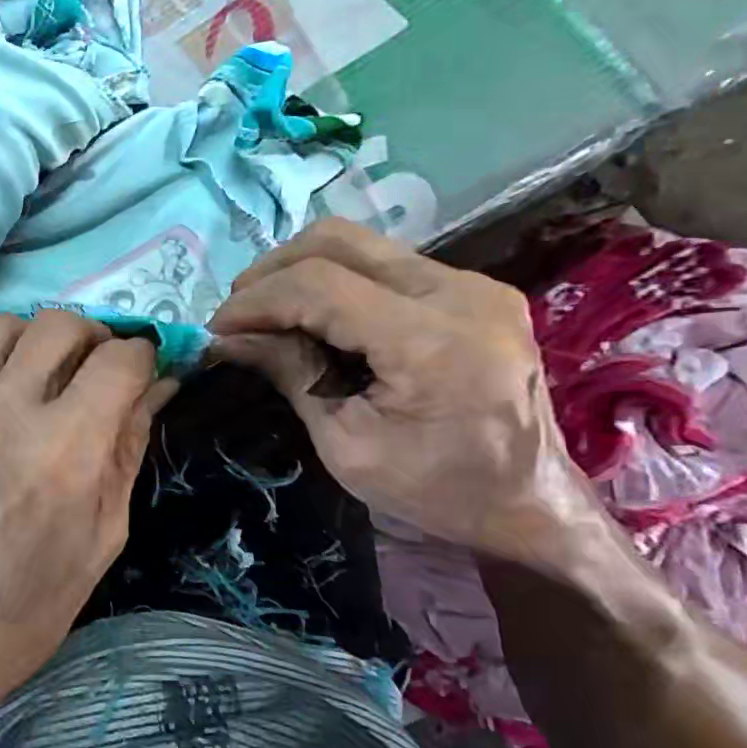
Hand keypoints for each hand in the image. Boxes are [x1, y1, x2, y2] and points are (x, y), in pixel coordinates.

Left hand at [0, 312, 176, 747]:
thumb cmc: (35, 598)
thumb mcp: (106, 532)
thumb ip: (128, 446)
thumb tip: (156, 385)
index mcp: (66, 449)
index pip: (118, 359)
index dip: (140, 356)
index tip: (139, 370)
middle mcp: (6, 413)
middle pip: (57, 323)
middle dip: (89, 337)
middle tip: (91, 368)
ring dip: (29, 343)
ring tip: (35, 375)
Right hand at [209, 219, 607, 570]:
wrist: (530, 506)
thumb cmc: (433, 490)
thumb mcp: (344, 444)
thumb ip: (289, 374)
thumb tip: (226, 339)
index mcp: (434, 342)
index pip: (320, 286)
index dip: (256, 301)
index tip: (216, 330)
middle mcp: (460, 294)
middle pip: (337, 242)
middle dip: (270, 272)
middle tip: (237, 315)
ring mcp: (472, 285)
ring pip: (358, 243)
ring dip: (298, 271)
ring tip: (267, 313)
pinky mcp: (471, 290)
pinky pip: (381, 263)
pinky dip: (332, 281)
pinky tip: (313, 317)